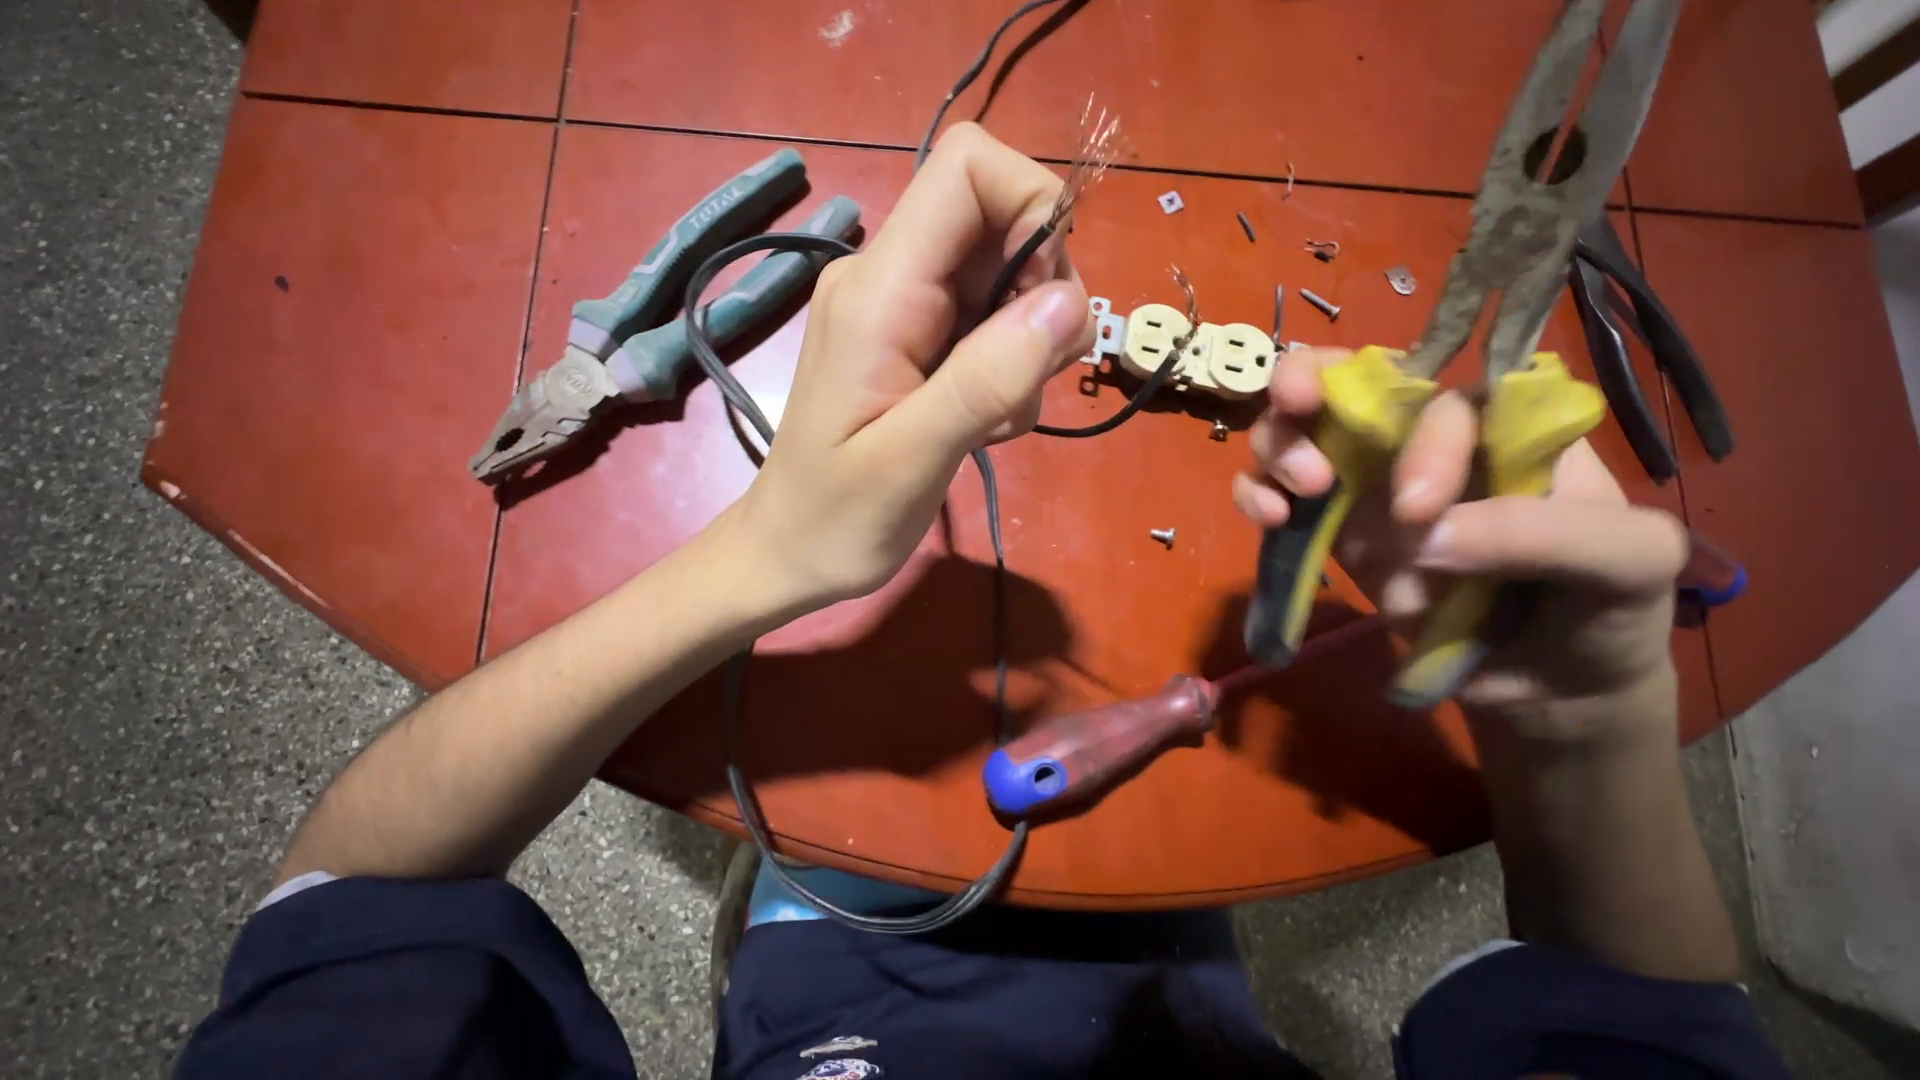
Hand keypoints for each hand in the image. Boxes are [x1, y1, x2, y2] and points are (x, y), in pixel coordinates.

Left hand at [732, 123, 1093, 607]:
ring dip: (1029, 345)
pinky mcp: (918, 339)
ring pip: (1009, 277)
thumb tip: (1068, 300)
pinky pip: (993, 322)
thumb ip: (985, 379)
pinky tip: (982, 426)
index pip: (968, 168)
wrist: (790, 550)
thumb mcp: (912, 460)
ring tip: (993, 421)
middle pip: (1002, 220)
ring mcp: (906, 307)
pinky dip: (1011, 369)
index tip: (1050, 299)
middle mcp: (891, 277)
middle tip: (1028, 380)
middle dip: (1043, 294)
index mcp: (879, 290)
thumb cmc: (837, 517)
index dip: (1033, 204)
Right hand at [1232, 347, 1688, 736]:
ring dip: (1278, 444)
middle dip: (1310, 383)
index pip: (1446, 400)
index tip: (1417, 508)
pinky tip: (1273, 520)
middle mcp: (1427, 444)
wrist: (1552, 689)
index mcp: (1503, 429)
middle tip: (1294, 405)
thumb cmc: (1605, 610)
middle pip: (1351, 385)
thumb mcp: (1628, 561)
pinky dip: (1258, 495)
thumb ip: (1541, 533)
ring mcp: (1372, 488)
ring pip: (1300, 431)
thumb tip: (1416, 536)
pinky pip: (1278, 496)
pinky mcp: (1335, 534)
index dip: (1420, 438)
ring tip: (1292, 495)